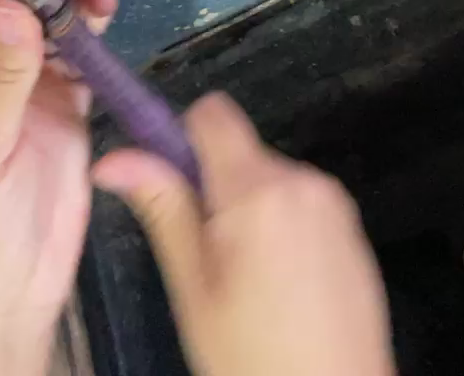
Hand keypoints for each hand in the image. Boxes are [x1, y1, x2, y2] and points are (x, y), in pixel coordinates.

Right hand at [93, 92, 396, 375]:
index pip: (213, 112)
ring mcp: (333, 200)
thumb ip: (161, 208)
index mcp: (257, 189)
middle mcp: (302, 178)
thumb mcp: (193, 288)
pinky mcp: (353, 224)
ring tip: (249, 278)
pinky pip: (300, 199)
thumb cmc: (252, 356)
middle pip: (239, 150)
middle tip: (210, 256)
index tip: (178, 186)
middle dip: (217, 186)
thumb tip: (110, 158)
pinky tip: (283, 282)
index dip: (184, 137)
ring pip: (268, 175)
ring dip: (250, 207)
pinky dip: (283, 223)